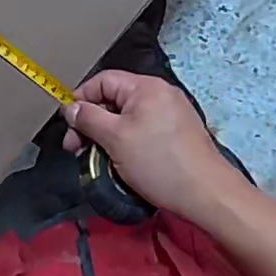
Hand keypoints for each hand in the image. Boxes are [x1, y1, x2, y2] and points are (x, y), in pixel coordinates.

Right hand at [64, 71, 246, 221]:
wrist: (208, 195)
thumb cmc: (158, 162)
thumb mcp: (114, 139)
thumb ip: (88, 118)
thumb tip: (71, 107)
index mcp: (146, 86)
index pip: (102, 81)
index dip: (80, 99)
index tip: (67, 124)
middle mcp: (160, 93)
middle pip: (114, 99)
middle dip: (91, 122)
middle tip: (76, 147)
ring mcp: (172, 113)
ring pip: (126, 117)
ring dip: (107, 135)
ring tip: (96, 158)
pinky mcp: (178, 134)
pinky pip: (142, 129)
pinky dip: (126, 141)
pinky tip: (119, 161)